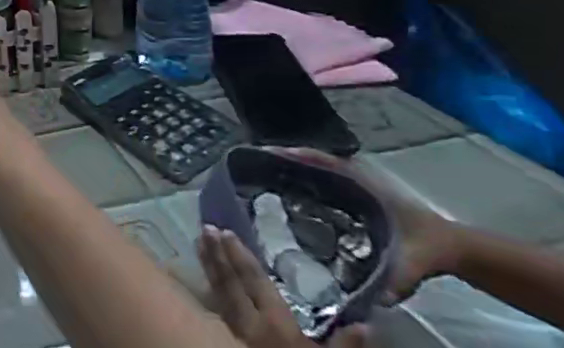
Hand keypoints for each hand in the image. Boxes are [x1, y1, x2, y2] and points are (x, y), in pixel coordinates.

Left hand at [196, 227, 368, 347]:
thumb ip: (344, 346)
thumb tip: (365, 326)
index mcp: (277, 326)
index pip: (256, 283)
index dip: (241, 257)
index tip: (226, 232)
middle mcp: (251, 326)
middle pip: (231, 284)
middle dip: (218, 255)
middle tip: (205, 227)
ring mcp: (234, 336)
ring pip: (218, 295)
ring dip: (208, 268)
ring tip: (198, 243)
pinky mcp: (222, 342)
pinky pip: (213, 314)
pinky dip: (205, 294)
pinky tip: (199, 280)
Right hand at [278, 149, 467, 303]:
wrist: (452, 247)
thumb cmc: (430, 245)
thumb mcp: (414, 261)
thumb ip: (397, 279)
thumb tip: (372, 300)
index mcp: (365, 181)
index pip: (324, 160)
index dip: (296, 155)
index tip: (268, 153)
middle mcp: (355, 176)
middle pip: (314, 161)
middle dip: (286, 160)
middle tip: (256, 166)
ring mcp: (354, 184)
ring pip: (317, 170)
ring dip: (293, 170)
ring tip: (264, 177)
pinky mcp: (355, 196)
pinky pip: (323, 182)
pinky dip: (305, 183)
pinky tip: (290, 197)